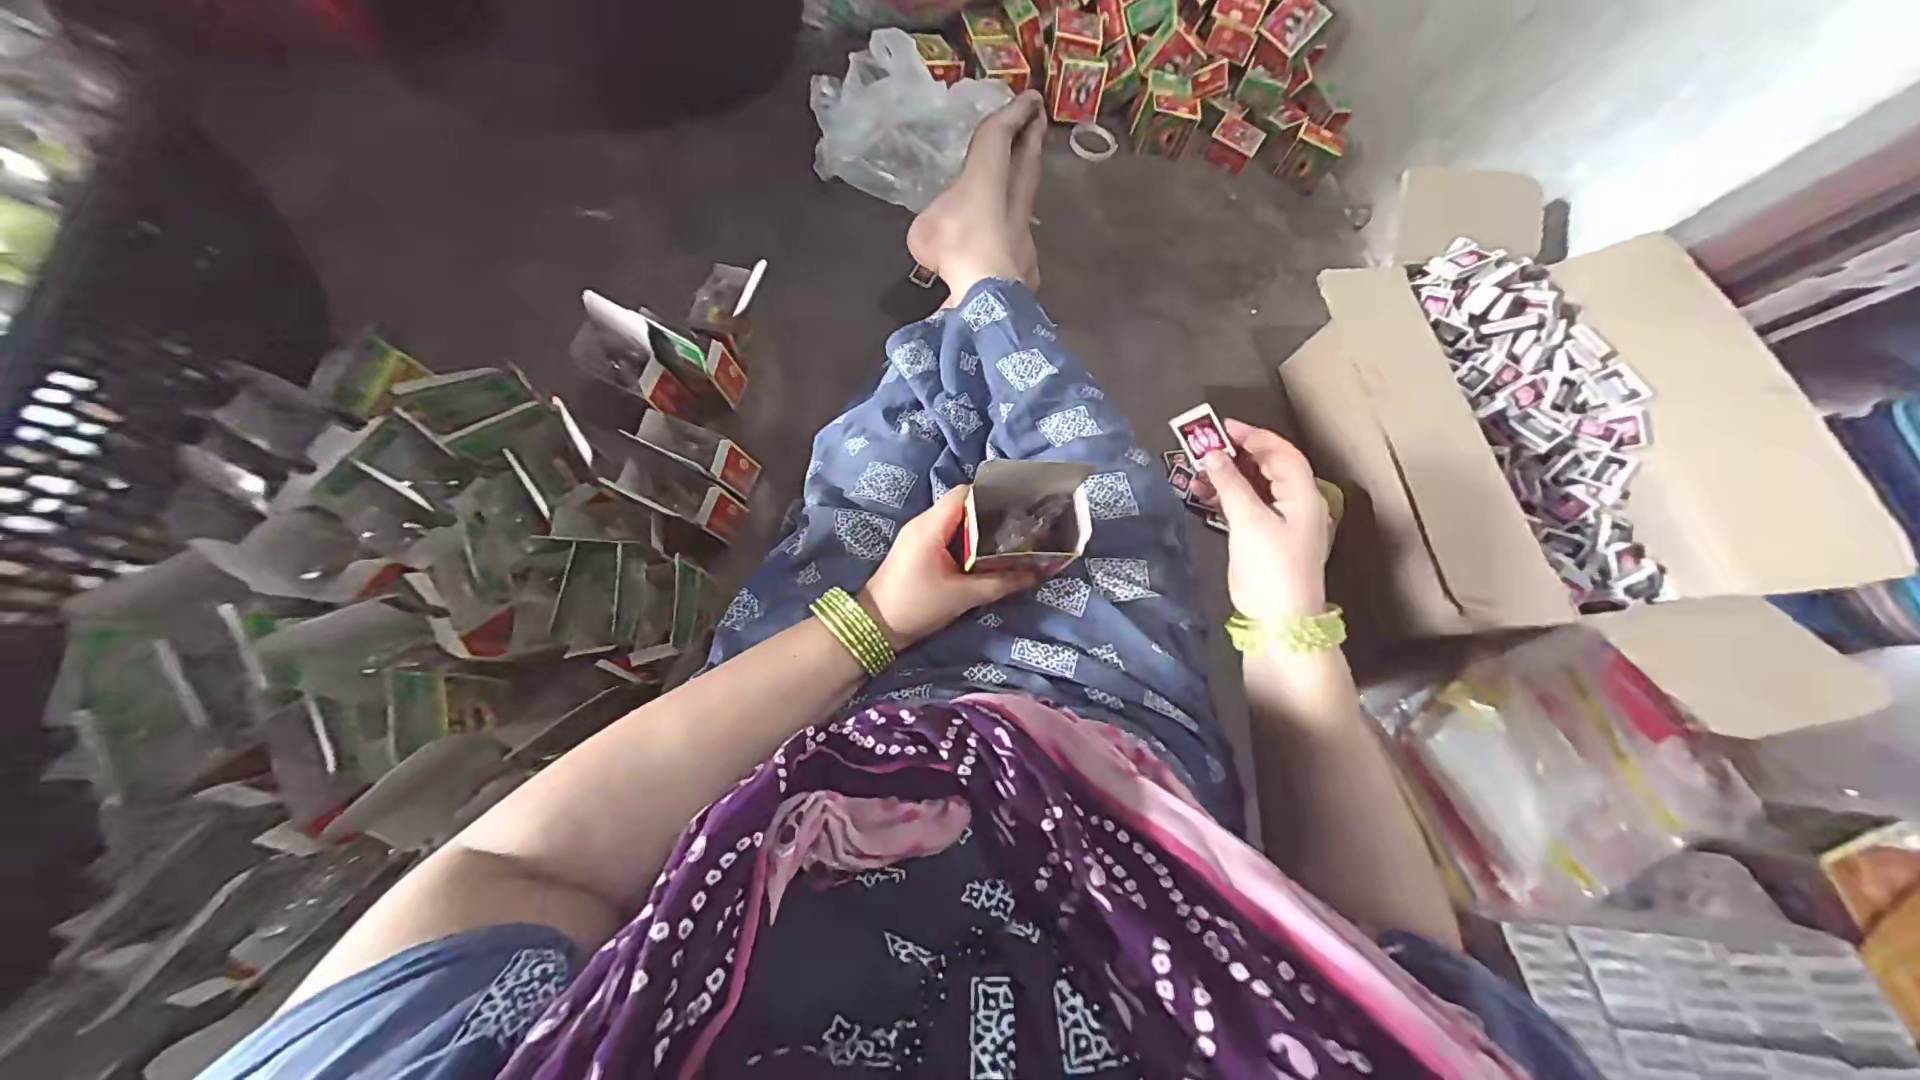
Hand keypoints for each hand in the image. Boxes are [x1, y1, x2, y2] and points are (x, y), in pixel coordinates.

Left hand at [860, 486, 1040, 647]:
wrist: (875, 627)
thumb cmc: (916, 606)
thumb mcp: (963, 596)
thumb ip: (1002, 582)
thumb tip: (1038, 574)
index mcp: (931, 526)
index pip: (966, 493)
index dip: (992, 498)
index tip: (1017, 511)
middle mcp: (923, 523)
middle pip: (962, 504)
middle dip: (990, 515)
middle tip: (1018, 529)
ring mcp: (917, 535)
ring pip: (955, 520)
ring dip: (978, 530)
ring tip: (1006, 542)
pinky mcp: (917, 549)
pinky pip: (946, 534)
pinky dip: (965, 540)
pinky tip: (982, 556)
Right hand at [906, 90, 1045, 297]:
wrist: (984, 292)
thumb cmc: (953, 248)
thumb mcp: (925, 232)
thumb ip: (935, 226)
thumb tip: (941, 247)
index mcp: (985, 180)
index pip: (1000, 139)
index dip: (1013, 117)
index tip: (1028, 100)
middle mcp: (1012, 206)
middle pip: (1027, 165)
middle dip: (1032, 140)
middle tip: (1038, 121)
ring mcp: (1024, 240)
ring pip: (1025, 209)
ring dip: (1021, 196)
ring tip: (1014, 193)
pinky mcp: (1028, 271)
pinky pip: (1019, 251)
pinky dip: (1011, 247)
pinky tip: (1002, 258)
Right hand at [1200, 419, 1332, 622]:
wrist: (1280, 619)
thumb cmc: (1271, 567)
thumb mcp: (1249, 521)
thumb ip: (1230, 484)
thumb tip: (1212, 454)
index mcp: (1303, 494)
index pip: (1280, 452)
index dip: (1252, 435)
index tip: (1221, 428)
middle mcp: (1298, 502)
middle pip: (1269, 466)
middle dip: (1237, 454)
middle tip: (1205, 447)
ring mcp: (1283, 521)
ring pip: (1256, 485)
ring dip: (1230, 475)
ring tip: (1200, 471)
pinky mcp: (1267, 537)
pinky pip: (1249, 505)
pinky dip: (1229, 495)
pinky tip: (1205, 494)